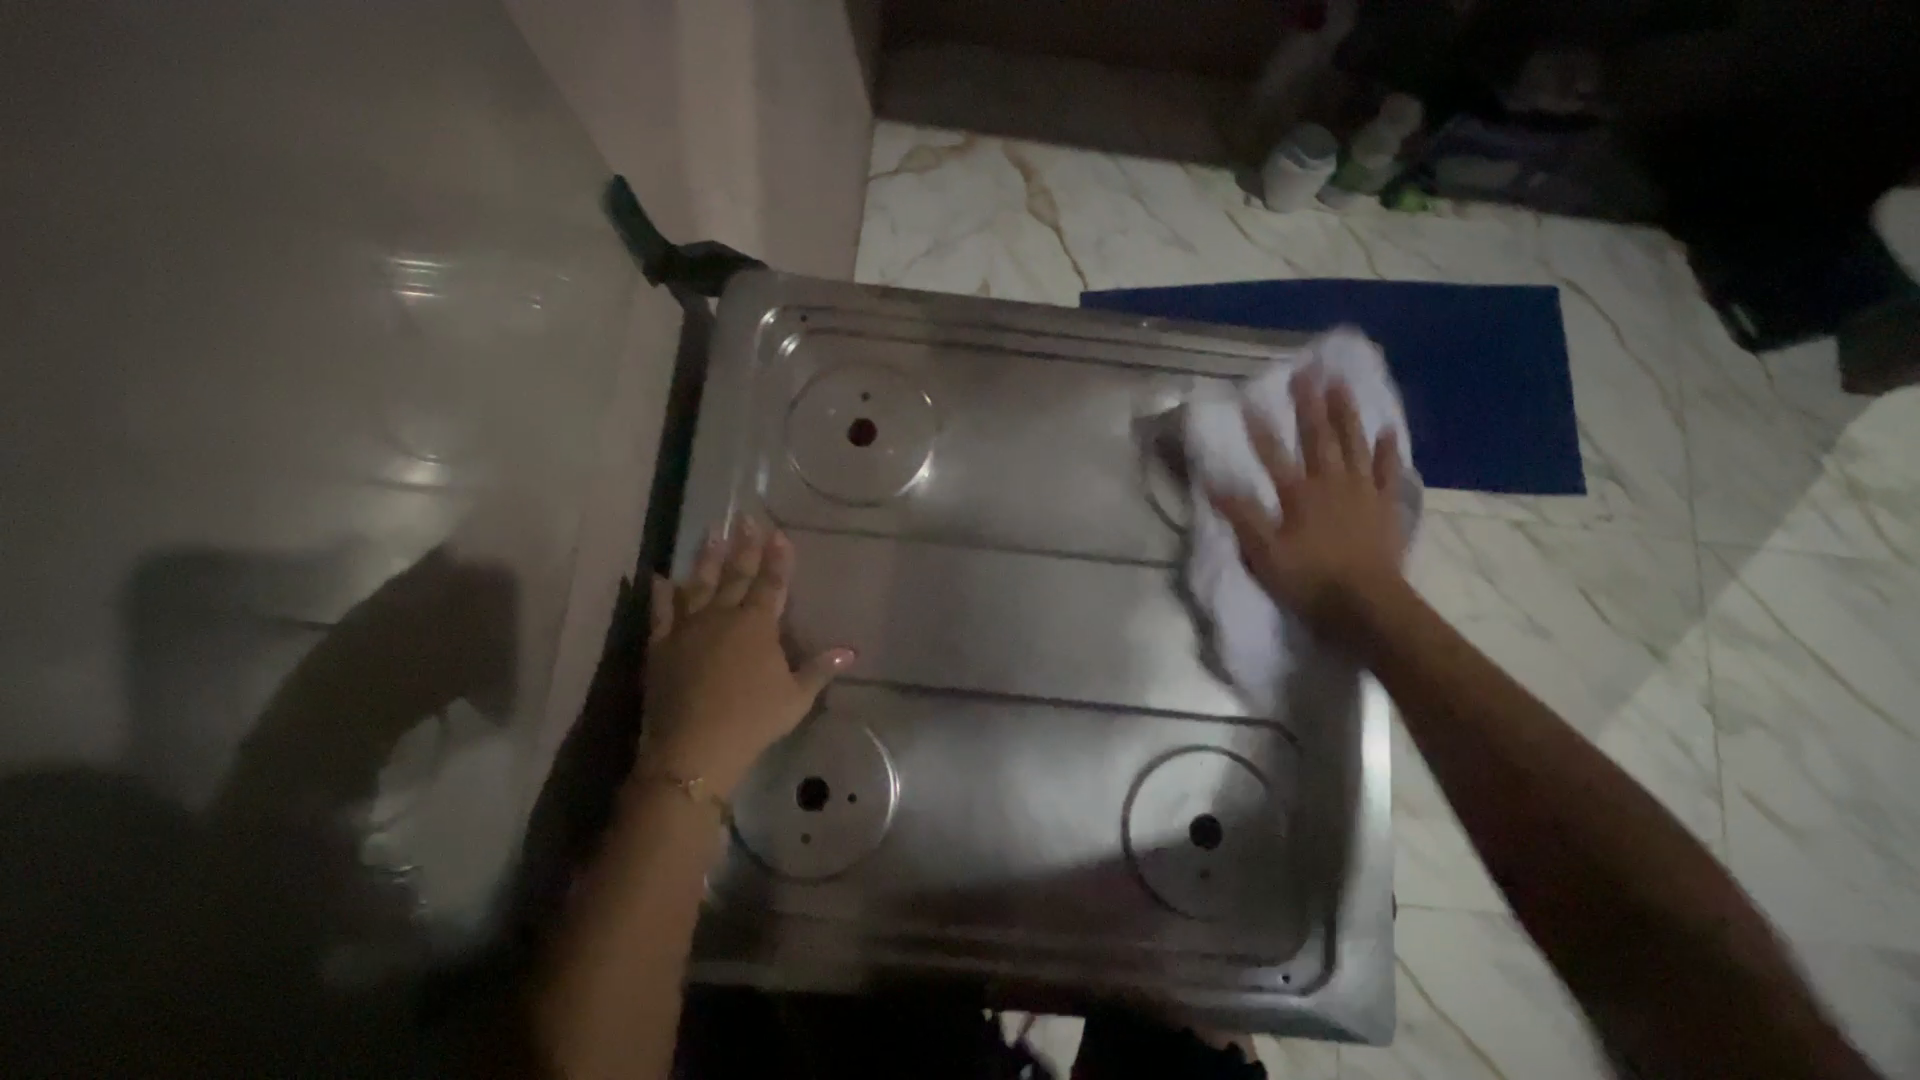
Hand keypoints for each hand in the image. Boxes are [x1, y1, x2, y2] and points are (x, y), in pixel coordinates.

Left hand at [641, 519, 854, 796]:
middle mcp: (722, 617)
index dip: (777, 559)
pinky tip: (659, 577)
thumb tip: (850, 651)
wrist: (694, 747)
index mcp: (758, 625)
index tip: (778, 533)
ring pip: (698, 585)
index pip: (771, 583)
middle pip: (736, 576)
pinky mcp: (661, 646)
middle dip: (744, 547)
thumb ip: (820, 669)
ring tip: (712, 535)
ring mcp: (688, 629)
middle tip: (745, 519)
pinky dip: (660, 594)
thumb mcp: (796, 697)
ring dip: (706, 559)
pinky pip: (660, 613)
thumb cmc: (753, 720)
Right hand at [1210, 370, 1407, 640]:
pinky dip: (1387, 450)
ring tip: (1342, 385)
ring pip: (1354, 444)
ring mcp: (1363, 492)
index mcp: (1298, 494)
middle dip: (1309, 404)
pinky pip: (1389, 471)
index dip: (1259, 426)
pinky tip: (1387, 431)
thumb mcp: (1264, 554)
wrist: (1367, 605)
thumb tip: (1214, 482)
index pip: (1273, 453)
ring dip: (1347, 413)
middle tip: (1307, 371)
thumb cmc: (1310, 581)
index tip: (1248, 398)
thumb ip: (1242, 516)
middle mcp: (1331, 482)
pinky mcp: (1386, 506)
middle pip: (1318, 436)